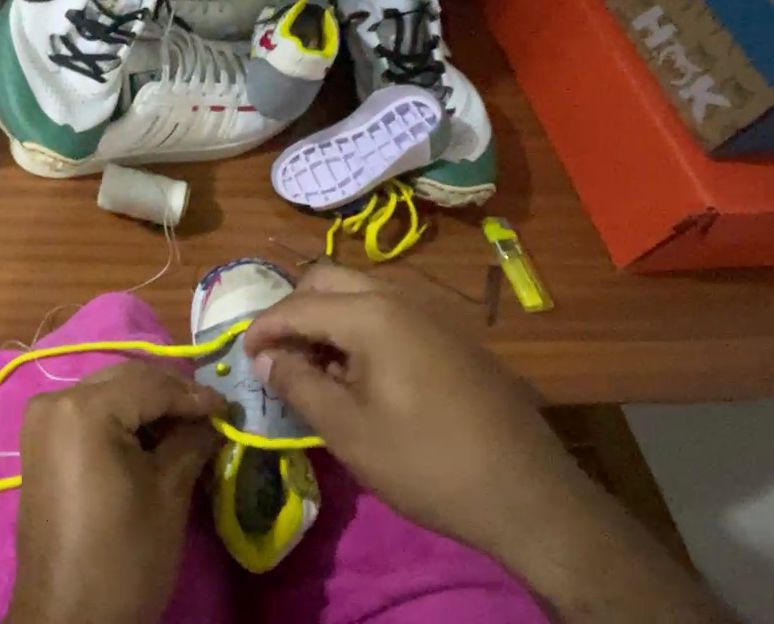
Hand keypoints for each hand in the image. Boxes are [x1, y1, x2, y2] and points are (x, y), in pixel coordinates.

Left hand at [5, 360, 226, 623]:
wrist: (66, 619)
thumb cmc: (124, 556)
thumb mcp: (168, 493)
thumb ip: (192, 441)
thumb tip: (215, 418)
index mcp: (84, 408)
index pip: (151, 384)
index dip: (194, 395)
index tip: (230, 408)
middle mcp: (55, 399)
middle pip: (125, 380)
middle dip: (170, 395)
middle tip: (212, 414)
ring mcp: (42, 420)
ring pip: (107, 393)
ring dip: (146, 405)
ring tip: (188, 426)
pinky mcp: (40, 442)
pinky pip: (88, 413)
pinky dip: (121, 419)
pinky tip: (152, 437)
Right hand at [243, 265, 729, 623]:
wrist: (530, 495)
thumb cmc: (427, 462)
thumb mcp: (348, 430)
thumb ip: (298, 384)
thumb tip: (267, 359)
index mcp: (371, 314)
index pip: (297, 305)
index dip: (263, 329)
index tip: (244, 356)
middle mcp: (401, 297)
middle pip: (328, 279)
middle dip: (295, 309)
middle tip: (280, 353)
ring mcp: (432, 312)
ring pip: (361, 291)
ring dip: (328, 316)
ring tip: (316, 365)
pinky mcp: (452, 334)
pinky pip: (390, 311)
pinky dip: (360, 326)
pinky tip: (361, 372)